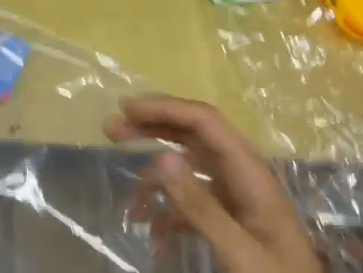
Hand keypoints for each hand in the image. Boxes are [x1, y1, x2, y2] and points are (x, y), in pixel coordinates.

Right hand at [105, 95, 320, 272]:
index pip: (204, 121)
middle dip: (153, 128)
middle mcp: (244, 175)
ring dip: (157, 176)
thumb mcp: (240, 253)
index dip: (165, 108)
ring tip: (128, 196)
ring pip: (191, 168)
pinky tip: (153, 231)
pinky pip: (196, 202)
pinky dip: (171, 211)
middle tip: (111, 128)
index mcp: (250, 172)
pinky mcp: (235, 222)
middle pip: (194, 136)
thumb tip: (161, 156)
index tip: (126, 109)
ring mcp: (240, 199)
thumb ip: (201, 207)